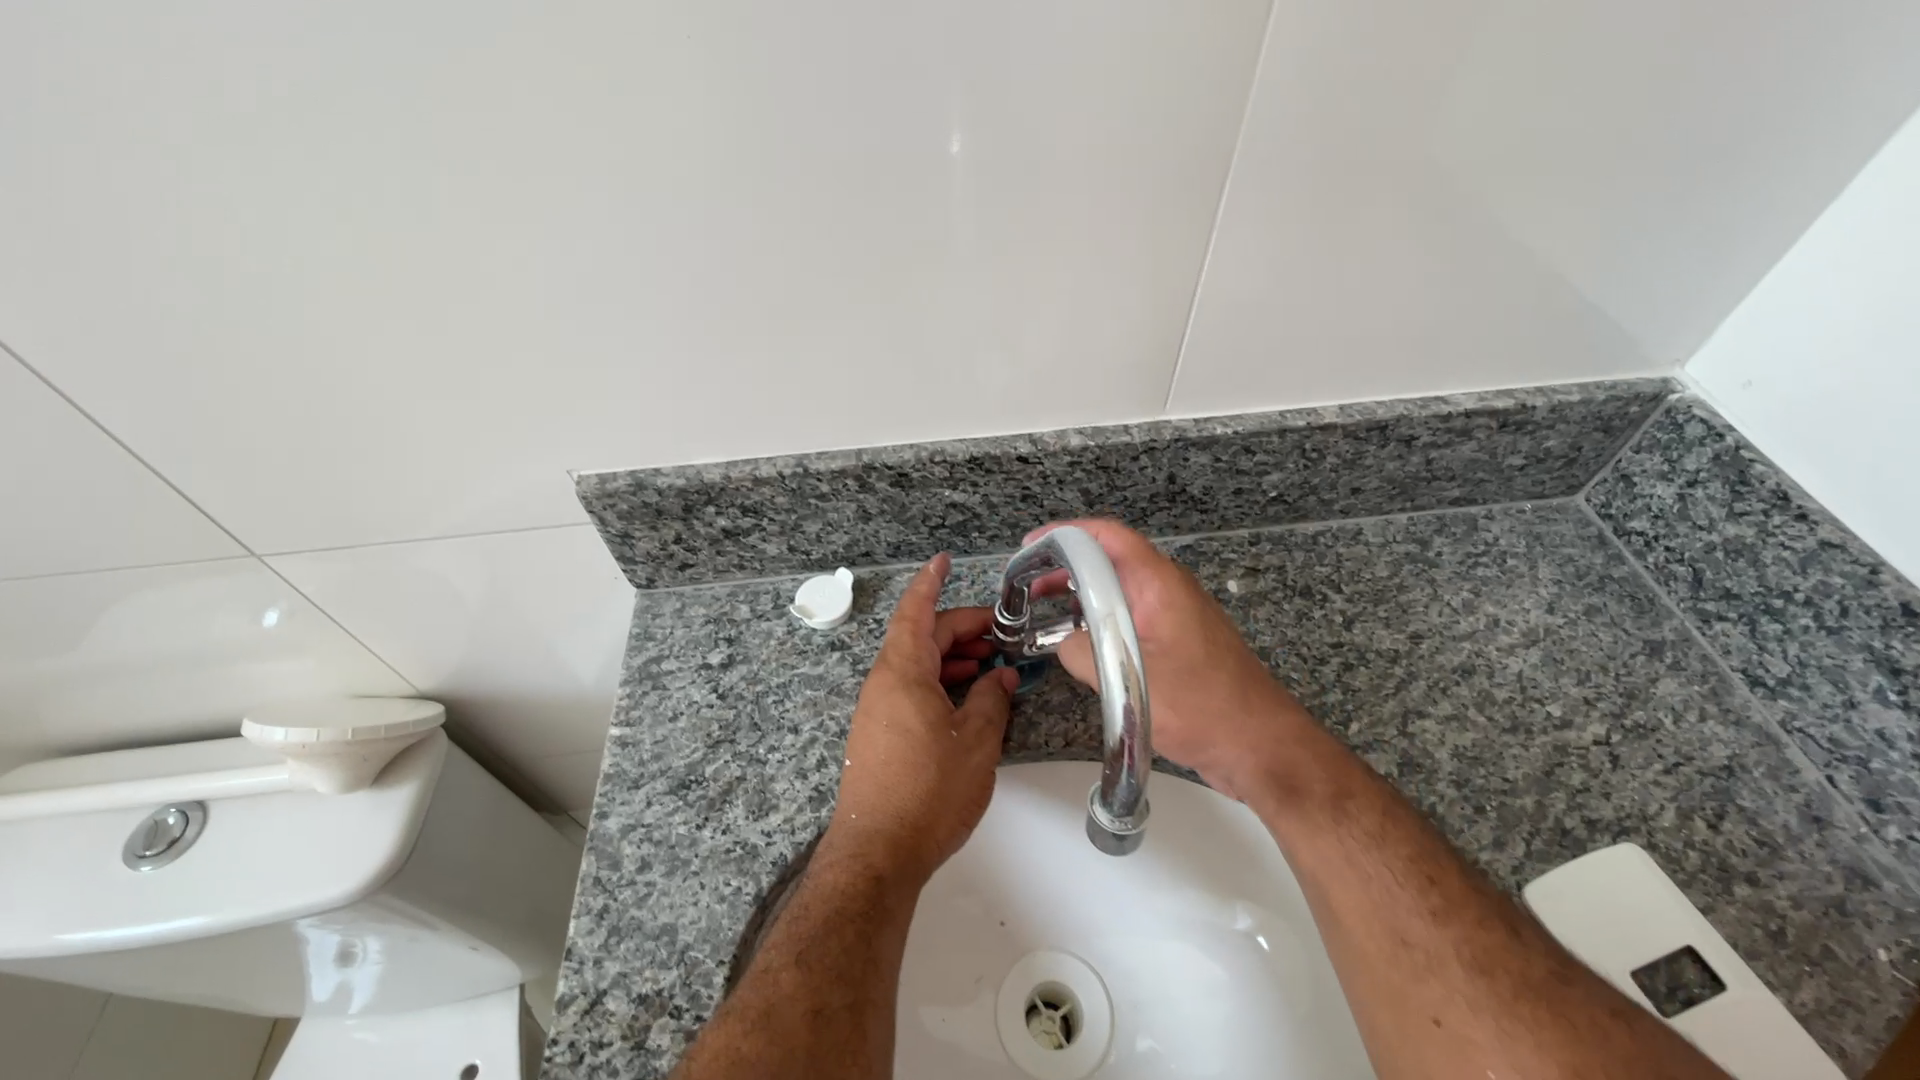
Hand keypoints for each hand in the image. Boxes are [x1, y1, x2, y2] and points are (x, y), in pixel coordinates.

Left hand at [825, 553, 1018, 884]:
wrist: (878, 852)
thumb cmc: (927, 792)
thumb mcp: (976, 741)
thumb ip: (991, 701)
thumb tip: (1000, 679)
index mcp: (902, 672)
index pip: (916, 611)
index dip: (931, 582)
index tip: (943, 560)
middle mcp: (883, 685)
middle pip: (920, 639)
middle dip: (960, 630)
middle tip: (999, 633)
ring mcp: (877, 712)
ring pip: (916, 667)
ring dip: (952, 660)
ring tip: (989, 667)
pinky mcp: (879, 737)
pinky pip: (910, 693)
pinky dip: (939, 686)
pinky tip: (966, 702)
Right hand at [1025, 519, 1314, 799]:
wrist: (1259, 744)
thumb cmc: (1201, 708)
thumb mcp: (1127, 681)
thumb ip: (1082, 655)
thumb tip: (1065, 645)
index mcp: (1160, 585)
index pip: (1108, 536)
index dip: (1065, 533)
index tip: (1031, 547)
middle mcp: (1170, 591)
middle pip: (1111, 560)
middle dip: (1066, 567)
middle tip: (1029, 586)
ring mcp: (1177, 617)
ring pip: (1121, 592)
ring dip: (1082, 597)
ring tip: (1046, 613)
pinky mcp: (1179, 643)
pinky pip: (1132, 619)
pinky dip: (1102, 622)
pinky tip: (1083, 646)